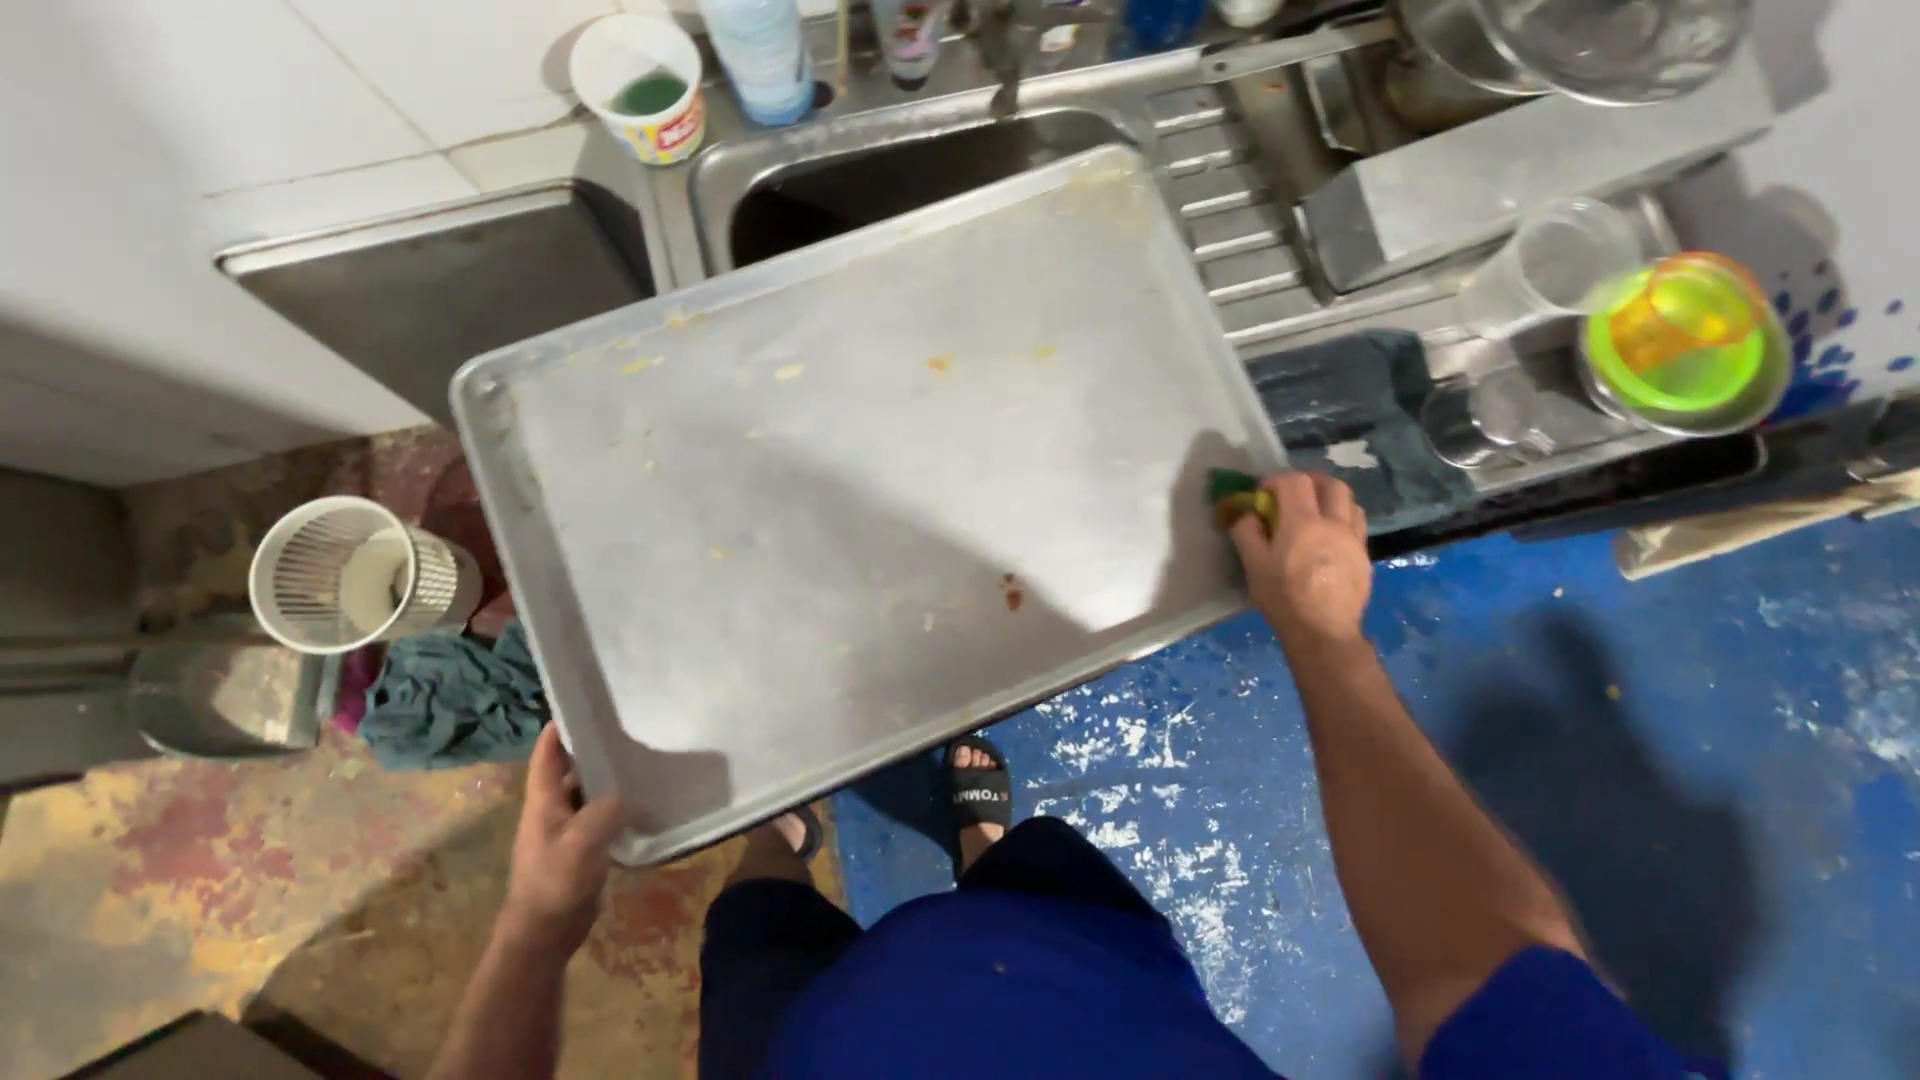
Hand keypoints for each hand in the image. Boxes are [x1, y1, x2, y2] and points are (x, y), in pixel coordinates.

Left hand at [500, 724, 626, 954]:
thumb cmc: (554, 883)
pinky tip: (642, 805)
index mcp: (543, 802)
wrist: (543, 935)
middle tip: (627, 731)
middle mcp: (552, 811)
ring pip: (588, 795)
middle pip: (570, 771)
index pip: (547, 755)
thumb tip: (628, 798)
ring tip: (642, 763)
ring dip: (608, 780)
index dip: (560, 729)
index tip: (583, 707)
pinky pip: (600, 820)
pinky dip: (617, 809)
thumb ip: (606, 812)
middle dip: (592, 750)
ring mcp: (566, 832)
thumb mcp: (581, 843)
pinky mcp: (581, 851)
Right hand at [1230, 472, 1371, 649]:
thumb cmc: (1283, 598)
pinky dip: (1344, 518)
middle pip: (1331, 484)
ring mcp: (1354, 539)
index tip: (1264, 494)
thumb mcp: (1254, 566)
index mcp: (1303, 522)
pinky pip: (1358, 524)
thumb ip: (1247, 533)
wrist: (1323, 632)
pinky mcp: (1364, 556)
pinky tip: (1331, 535)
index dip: (1276, 481)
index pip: (1294, 482)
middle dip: (1310, 481)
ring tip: (1316, 511)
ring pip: (1350, 502)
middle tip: (1294, 494)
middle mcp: (1334, 523)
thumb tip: (1248, 515)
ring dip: (1331, 498)